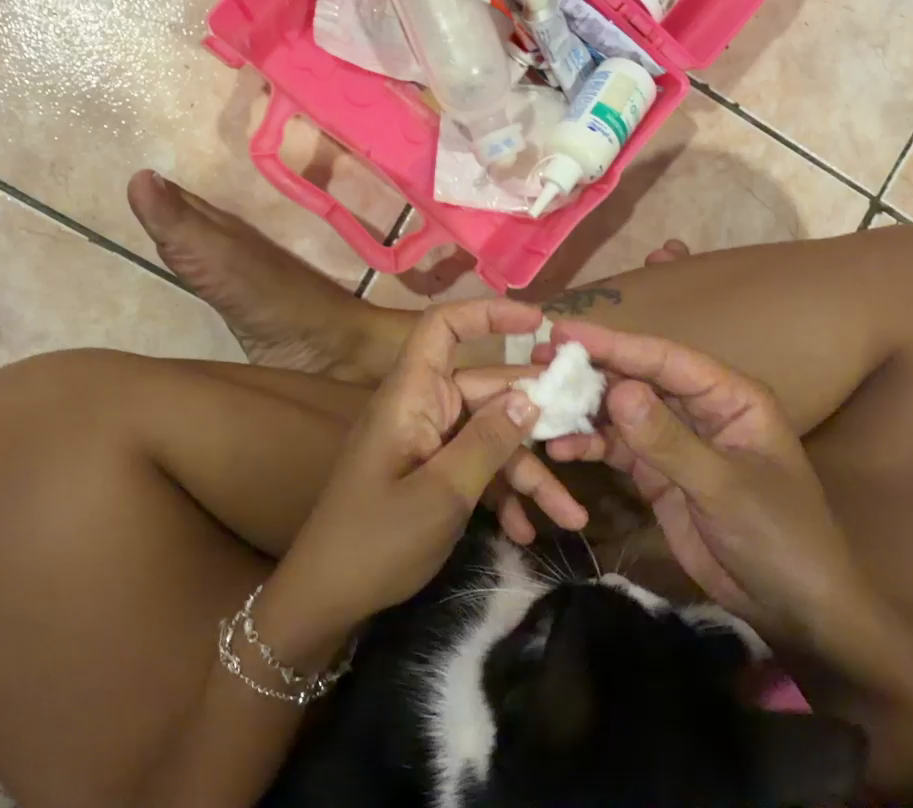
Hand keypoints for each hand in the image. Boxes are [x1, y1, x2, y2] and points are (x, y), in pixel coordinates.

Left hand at [263, 299, 586, 651]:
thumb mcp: (443, 492)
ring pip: (490, 437)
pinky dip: (502, 495)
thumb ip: (489, 441)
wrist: (326, 598)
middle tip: (586, 442)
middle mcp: (420, 409)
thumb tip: (531, 396)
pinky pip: (475, 468)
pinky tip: (527, 532)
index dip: (488, 314)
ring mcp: (425, 443)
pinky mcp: (429, 475)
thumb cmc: (377, 540)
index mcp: (411, 395)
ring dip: (528, 475)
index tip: (540, 324)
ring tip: (570, 516)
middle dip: (536, 422)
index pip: (443, 328)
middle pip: (487, 391)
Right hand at [545, 320, 874, 649]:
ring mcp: (676, 443)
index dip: (615, 344)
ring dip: (583, 412)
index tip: (564, 333)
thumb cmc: (778, 536)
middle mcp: (700, 411)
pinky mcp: (658, 475)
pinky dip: (588, 446)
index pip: (666, 359)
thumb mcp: (723, 486)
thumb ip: (669, 440)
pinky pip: (617, 449)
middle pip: (638, 380)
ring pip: (621, 414)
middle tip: (537, 363)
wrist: (792, 606)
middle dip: (590, 373)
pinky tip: (558, 450)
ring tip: (539, 410)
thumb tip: (618, 390)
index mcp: (730, 397)